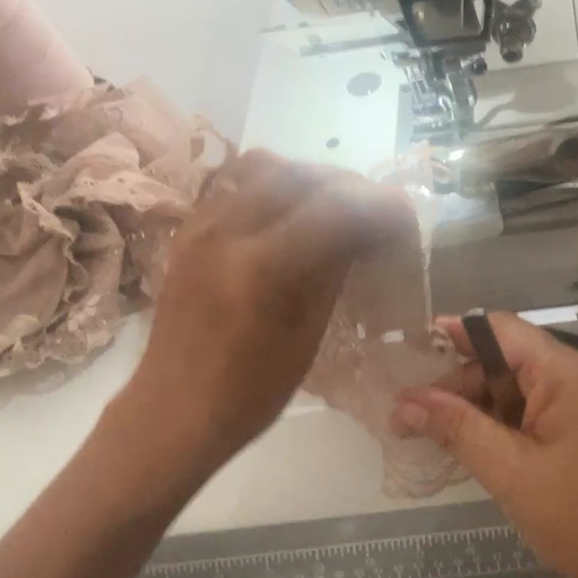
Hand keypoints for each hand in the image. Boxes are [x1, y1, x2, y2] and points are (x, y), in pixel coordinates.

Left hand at [119, 150, 413, 470]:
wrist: (172, 411)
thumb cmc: (251, 391)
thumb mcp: (309, 332)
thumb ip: (335, 268)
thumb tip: (371, 230)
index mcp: (263, 268)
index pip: (336, 207)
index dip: (379, 204)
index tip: (404, 216)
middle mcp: (227, 232)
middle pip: (303, 175)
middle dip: (350, 186)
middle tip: (376, 212)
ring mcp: (201, 226)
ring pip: (268, 166)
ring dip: (312, 178)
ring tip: (335, 207)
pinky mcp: (188, 230)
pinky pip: (238, 182)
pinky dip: (277, 186)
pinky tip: (293, 216)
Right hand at [389, 314, 577, 577]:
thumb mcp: (509, 470)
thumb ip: (457, 428)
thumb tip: (405, 401)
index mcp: (567, 372)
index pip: (502, 329)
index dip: (454, 334)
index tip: (408, 350)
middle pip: (507, 360)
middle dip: (458, 385)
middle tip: (407, 417)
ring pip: (518, 389)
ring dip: (477, 409)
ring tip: (427, 435)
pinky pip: (535, 411)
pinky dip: (502, 425)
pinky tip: (469, 447)